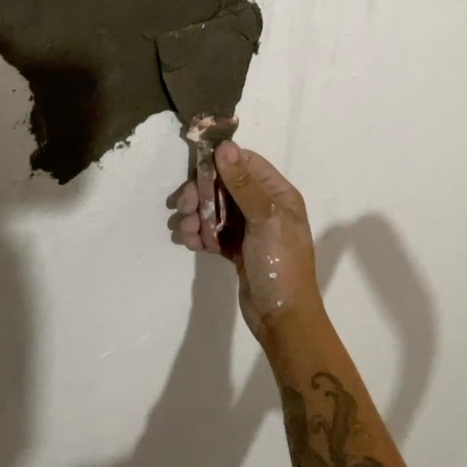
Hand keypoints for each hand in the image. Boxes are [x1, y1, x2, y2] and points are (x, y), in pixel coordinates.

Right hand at [167, 141, 321, 338]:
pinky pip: (213, 231)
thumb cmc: (280, 265)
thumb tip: (224, 146)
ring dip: (196, 216)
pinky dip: (200, 234)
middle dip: (201, 195)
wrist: (282, 320)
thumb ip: (243, 184)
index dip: (219, 164)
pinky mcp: (237, 248)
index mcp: (278, 195)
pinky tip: (190, 243)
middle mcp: (264, 206)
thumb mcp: (264, 220)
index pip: (246, 164)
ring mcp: (249, 228)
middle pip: (224, 186)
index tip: (195, 172)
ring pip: (215, 209)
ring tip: (185, 231)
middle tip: (183, 207)